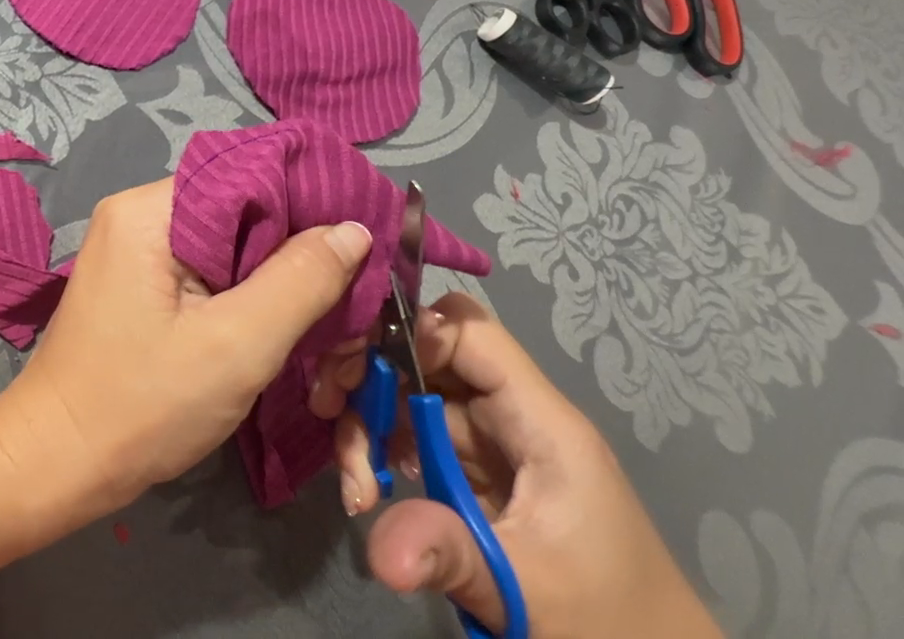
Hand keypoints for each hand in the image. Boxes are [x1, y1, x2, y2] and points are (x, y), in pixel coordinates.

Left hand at [0, 179, 372, 511]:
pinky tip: (279, 329)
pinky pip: (208, 274)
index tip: (368, 244)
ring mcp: (134, 252)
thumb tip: (353, 227)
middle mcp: (137, 216)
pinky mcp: (139, 286)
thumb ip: (301, 281)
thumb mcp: (237, 344)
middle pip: (241, 211)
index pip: (248, 175)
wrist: (60, 458)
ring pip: (230, 246)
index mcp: (148, 211)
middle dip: (298, 251)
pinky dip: (246, 298)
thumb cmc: (143, 403)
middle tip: (353, 297)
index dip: (311, 204)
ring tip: (324, 321)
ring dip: (276, 282)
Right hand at [310, 294, 720, 638]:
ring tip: (356, 486)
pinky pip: (410, 436)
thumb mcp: (529, 588)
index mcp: (540, 423)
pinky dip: (378, 452)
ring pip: (409, 395)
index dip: (407, 331)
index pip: (468, 334)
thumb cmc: (612, 624)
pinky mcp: (471, 474)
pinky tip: (368, 493)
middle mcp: (512, 418)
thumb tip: (375, 548)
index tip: (353, 368)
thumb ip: (449, 554)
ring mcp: (489, 446)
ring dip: (367, 423)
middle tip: (327, 410)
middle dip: (369, 373)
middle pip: (425, 356)